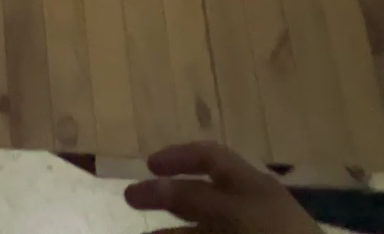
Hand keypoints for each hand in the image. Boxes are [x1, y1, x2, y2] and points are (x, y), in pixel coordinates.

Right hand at [123, 142, 320, 233]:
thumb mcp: (235, 213)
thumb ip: (193, 197)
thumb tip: (150, 182)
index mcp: (252, 187)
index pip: (209, 157)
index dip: (177, 157)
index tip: (148, 167)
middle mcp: (252, 210)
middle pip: (201, 197)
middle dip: (166, 200)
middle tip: (131, 202)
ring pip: (205, 230)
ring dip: (174, 233)